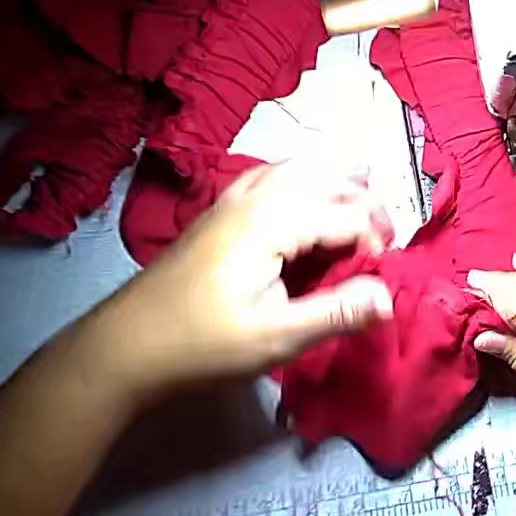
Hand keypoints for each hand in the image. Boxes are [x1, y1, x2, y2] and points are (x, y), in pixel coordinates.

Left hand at [84, 161, 394, 402]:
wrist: (126, 345)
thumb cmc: (202, 345)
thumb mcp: (275, 338)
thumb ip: (336, 313)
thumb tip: (389, 298)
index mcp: (273, 222)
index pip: (347, 215)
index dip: (375, 241)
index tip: (383, 276)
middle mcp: (255, 197)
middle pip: (325, 178)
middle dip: (363, 202)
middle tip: (382, 238)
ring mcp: (231, 199)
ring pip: (295, 169)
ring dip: (333, 183)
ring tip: (359, 202)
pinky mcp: (218, 211)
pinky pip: (268, 176)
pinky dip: (298, 179)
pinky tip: (300, 196)